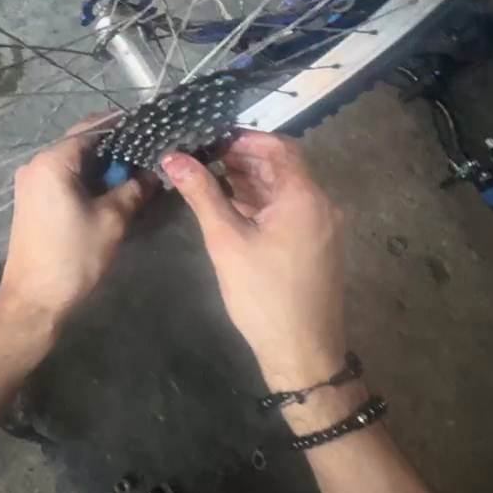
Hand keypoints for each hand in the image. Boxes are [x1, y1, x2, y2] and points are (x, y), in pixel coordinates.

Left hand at [0, 120, 154, 341]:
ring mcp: (31, 182)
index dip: (122, 127)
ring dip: (102, 167)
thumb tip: (152, 174)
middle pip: (80, 144)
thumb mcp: (111, 220)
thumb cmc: (73, 256)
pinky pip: (63, 178)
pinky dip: (87, 180)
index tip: (150, 129)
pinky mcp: (32, 200)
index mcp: (52, 161)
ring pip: (73, 163)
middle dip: (114, 149)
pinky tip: (111, 191)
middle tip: (148, 156)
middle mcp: (36, 164)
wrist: (33, 300)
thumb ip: (133, 190)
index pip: (91, 129)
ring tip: (136, 174)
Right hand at [163, 132, 348, 388]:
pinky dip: (258, 199)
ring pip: (282, 187)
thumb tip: (173, 157)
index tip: (208, 139)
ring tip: (206, 176)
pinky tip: (227, 203)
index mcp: (305, 198)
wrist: (302, 354)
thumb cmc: (263, 295)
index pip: (278, 146)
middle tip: (200, 155)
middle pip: (280, 165)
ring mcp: (319, 226)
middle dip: (240, 156)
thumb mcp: (226, 240)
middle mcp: (320, 205)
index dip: (243, 138)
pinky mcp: (313, 243)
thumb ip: (201, 193)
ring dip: (248, 178)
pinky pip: (286, 207)